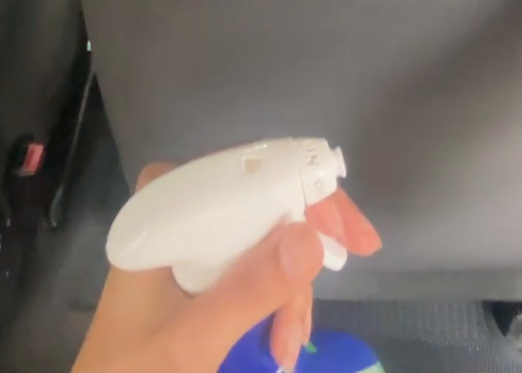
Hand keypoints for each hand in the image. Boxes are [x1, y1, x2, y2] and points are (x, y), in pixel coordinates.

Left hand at [72, 163, 381, 372]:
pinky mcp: (197, 264)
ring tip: (288, 348)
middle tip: (355, 267)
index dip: (305, 194)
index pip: (248, 174)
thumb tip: (313, 238)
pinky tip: (279, 340)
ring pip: (265, 238)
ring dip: (289, 291)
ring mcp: (189, 233)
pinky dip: (275, 300)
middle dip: (302, 253)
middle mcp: (179, 203)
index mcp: (166, 201)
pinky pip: (253, 264)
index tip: (348, 236)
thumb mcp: (193, 340)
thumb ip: (250, 291)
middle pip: (263, 204)